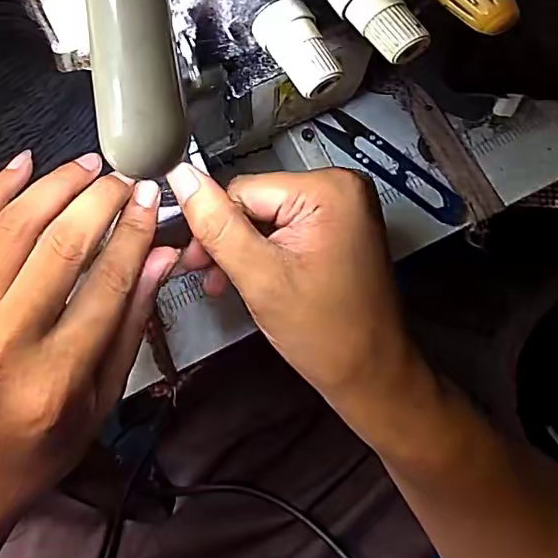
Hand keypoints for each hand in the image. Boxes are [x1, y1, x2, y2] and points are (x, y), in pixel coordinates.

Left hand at [0, 151, 178, 557]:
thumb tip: (161, 255)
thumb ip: (131, 324)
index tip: (149, 199)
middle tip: (122, 179)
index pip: (108, 281)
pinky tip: (26, 163)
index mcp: (53, 378)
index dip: (135, 231)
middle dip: (102, 199)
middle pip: (64, 243)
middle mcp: (3, 339)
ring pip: (15, 224)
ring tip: (87, 165)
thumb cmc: (28, 453)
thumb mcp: (96, 404)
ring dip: (57, 183)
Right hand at [166, 165, 424, 418]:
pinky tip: (257, 276)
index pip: (242, 189)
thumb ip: (216, 225)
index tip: (202, 258)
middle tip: (216, 274)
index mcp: (329, 189)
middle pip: (253, 200)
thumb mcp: (260, 277)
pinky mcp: (336, 224)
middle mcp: (341, 187)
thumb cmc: (333, 337)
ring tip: (234, 280)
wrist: (373, 379)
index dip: (216, 226)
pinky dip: (264, 250)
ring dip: (243, 247)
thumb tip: (184, 179)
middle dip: (229, 239)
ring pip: (264, 214)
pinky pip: (283, 224)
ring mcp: (341, 206)